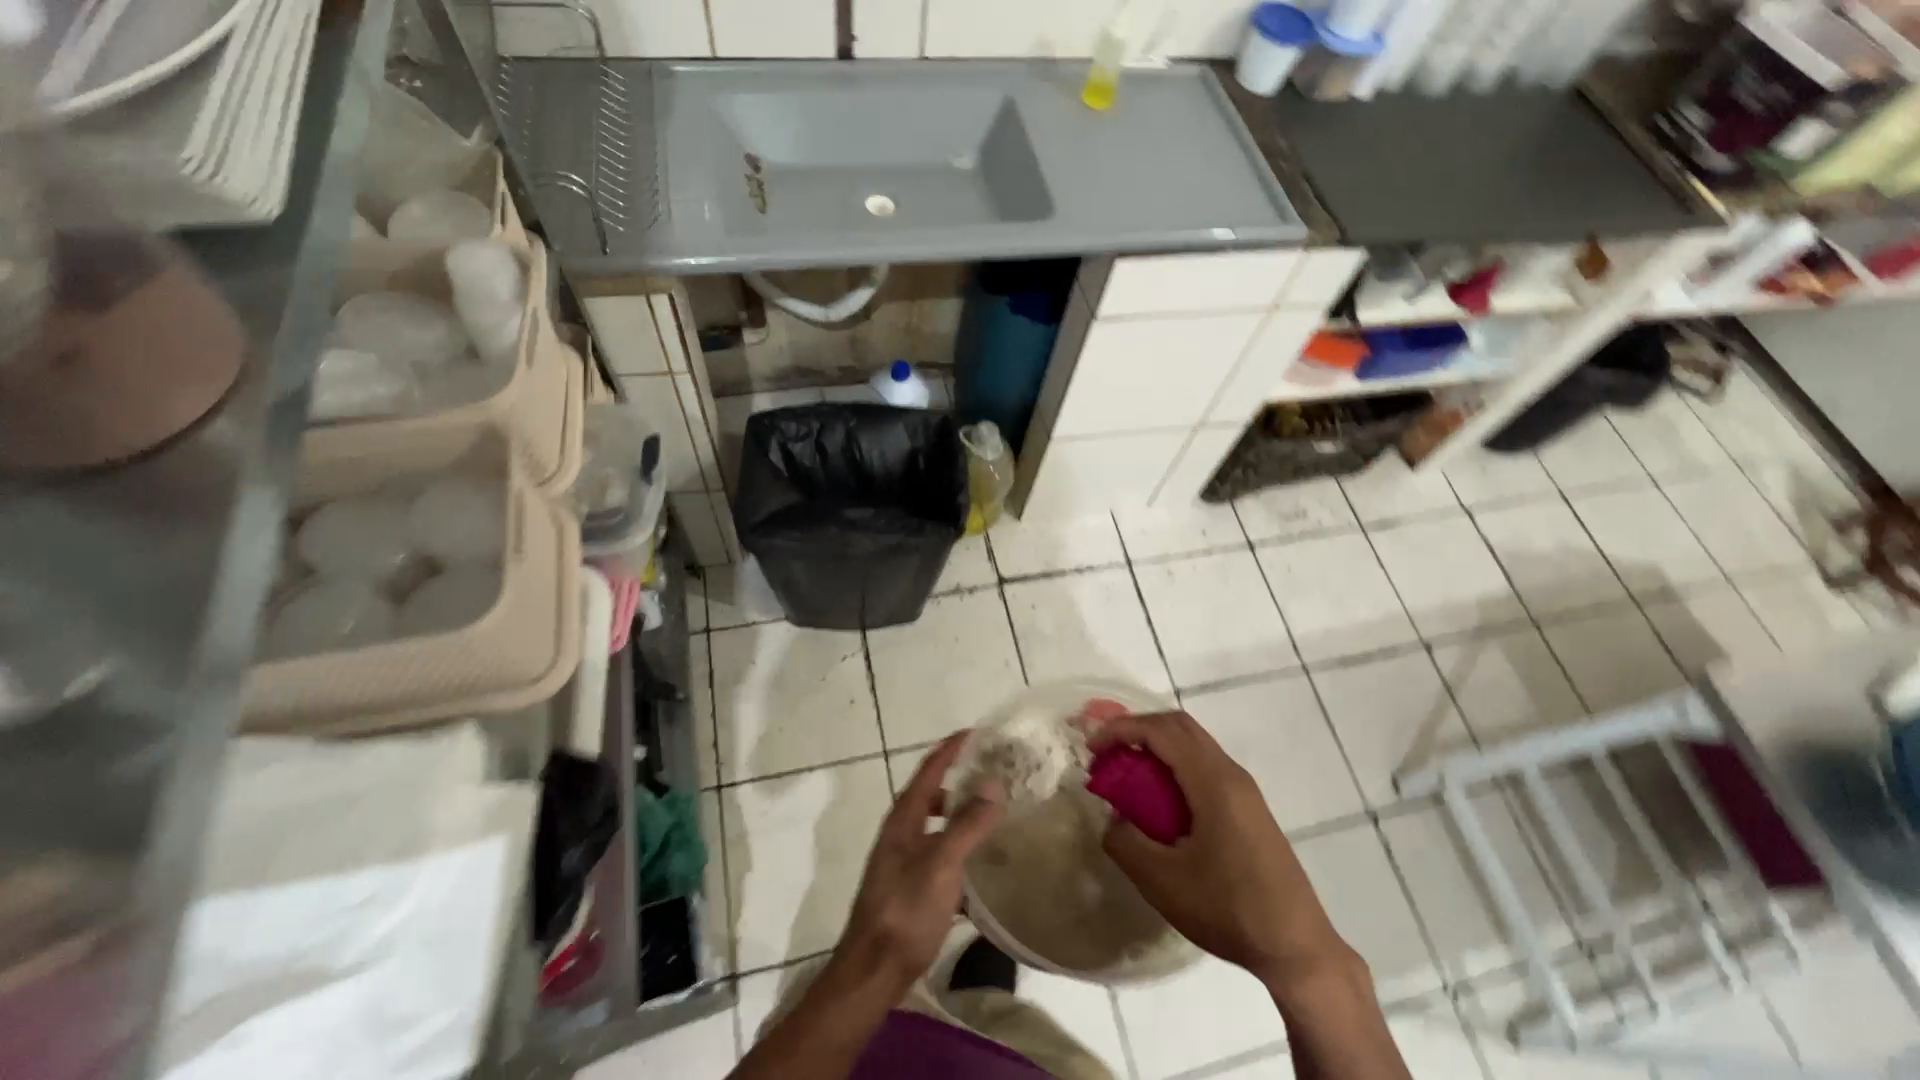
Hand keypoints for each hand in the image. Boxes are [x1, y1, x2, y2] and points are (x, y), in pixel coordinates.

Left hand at [833, 732, 1006, 994]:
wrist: (874, 970)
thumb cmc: (906, 911)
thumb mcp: (941, 865)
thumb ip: (967, 825)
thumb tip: (993, 784)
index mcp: (902, 821)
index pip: (928, 771)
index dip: (950, 749)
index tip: (977, 732)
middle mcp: (899, 834)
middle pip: (929, 794)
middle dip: (957, 778)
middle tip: (993, 772)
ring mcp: (902, 862)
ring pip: (934, 826)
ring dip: (959, 814)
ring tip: (992, 813)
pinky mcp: (910, 888)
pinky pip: (940, 855)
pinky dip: (960, 849)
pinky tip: (982, 865)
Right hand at [1085, 710, 1356, 989]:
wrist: (1295, 947)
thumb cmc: (1228, 909)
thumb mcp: (1162, 881)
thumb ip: (1125, 842)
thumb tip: (1113, 818)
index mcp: (1214, 783)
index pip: (1162, 731)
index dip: (1121, 729)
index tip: (1090, 749)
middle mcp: (1232, 776)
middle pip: (1180, 728)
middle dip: (1137, 731)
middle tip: (1105, 756)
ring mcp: (1245, 793)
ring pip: (1194, 748)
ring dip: (1156, 751)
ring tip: (1124, 778)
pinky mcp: (1249, 811)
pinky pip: (1204, 770)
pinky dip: (1174, 770)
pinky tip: (1157, 805)